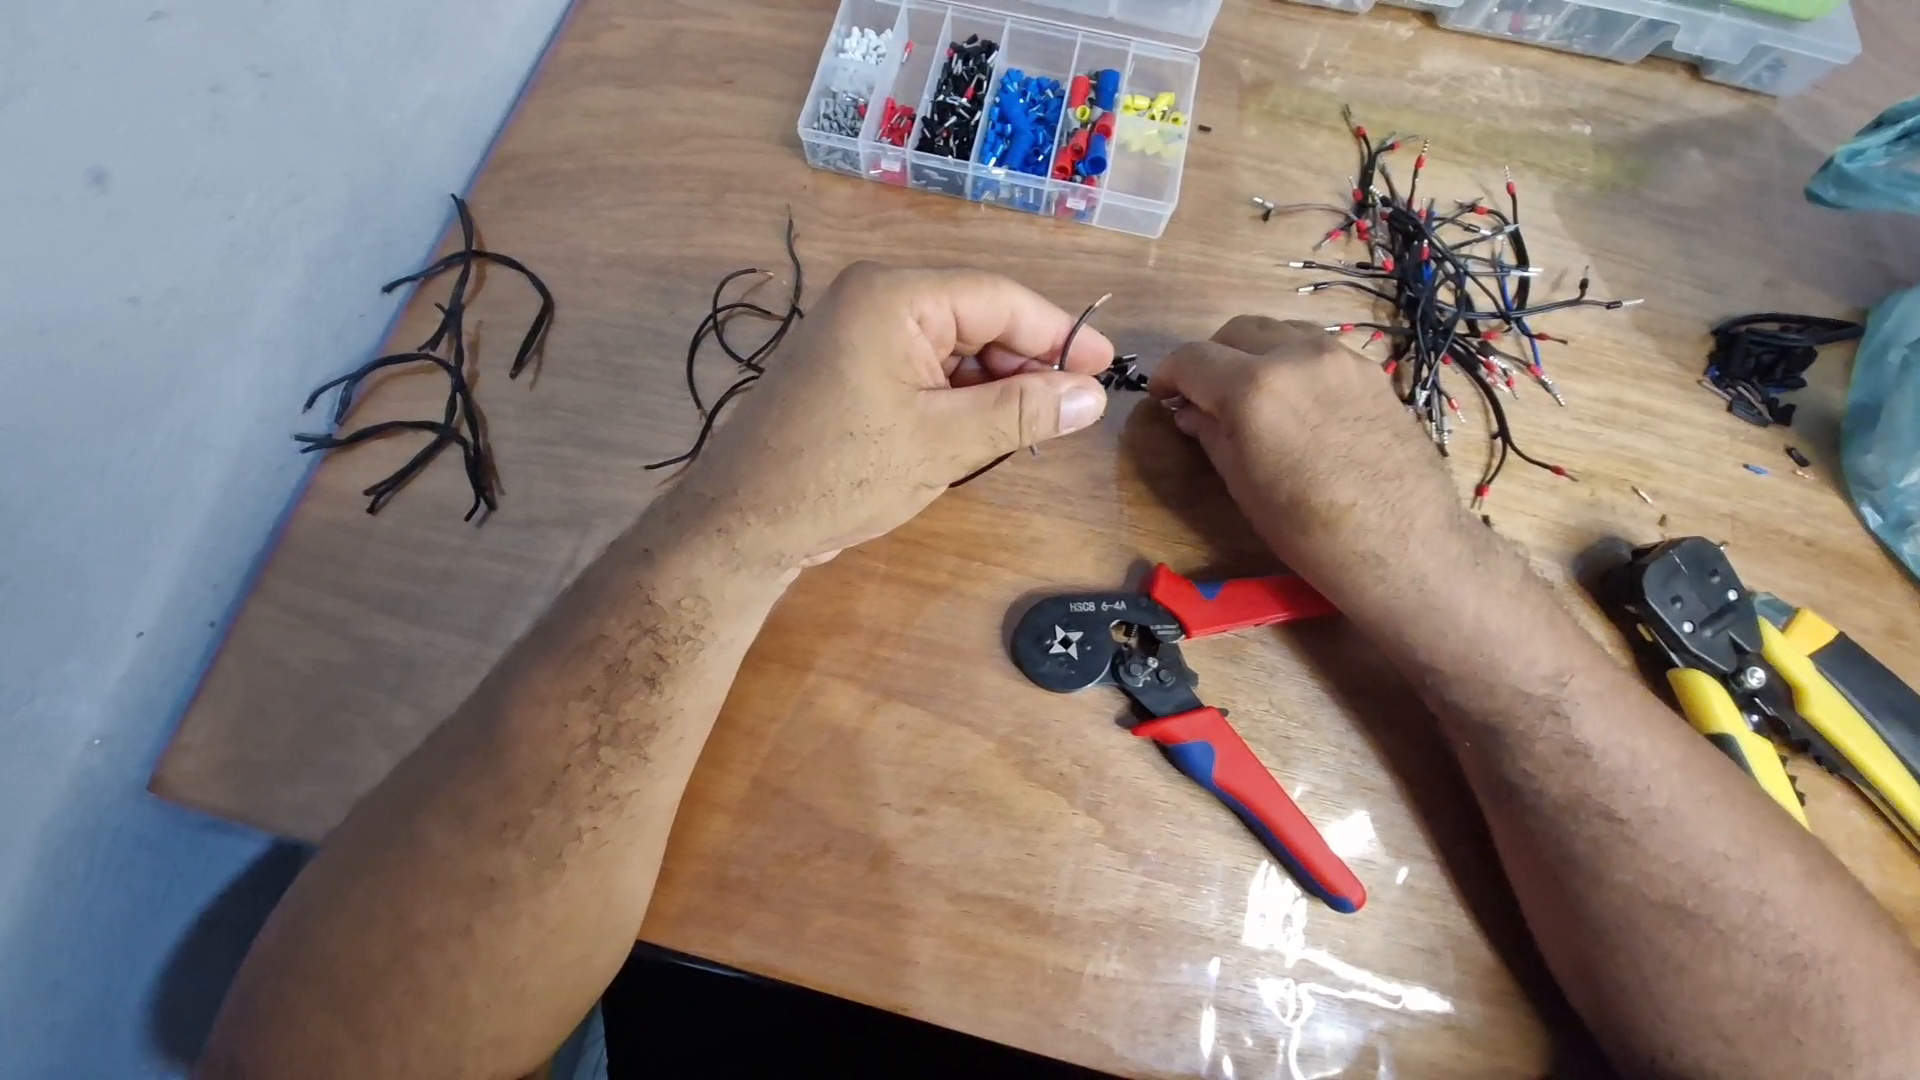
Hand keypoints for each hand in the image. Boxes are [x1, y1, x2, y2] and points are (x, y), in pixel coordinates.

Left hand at [663, 264, 1114, 567]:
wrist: (744, 522)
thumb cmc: (840, 475)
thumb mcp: (942, 444)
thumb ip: (1021, 413)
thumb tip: (1091, 397)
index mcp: (893, 297)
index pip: (998, 298)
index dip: (1056, 333)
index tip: (1101, 368)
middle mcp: (874, 300)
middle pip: (975, 319)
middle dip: (1022, 364)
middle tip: (1064, 410)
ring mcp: (858, 334)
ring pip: (950, 349)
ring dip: (990, 387)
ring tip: (1025, 428)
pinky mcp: (851, 370)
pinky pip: (921, 371)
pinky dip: (955, 399)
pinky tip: (977, 431)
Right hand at [1148, 316, 1468, 606]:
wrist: (1400, 543)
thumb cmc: (1305, 527)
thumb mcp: (1240, 482)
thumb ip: (1210, 433)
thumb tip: (1189, 411)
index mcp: (1252, 388)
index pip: (1191, 359)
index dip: (1167, 375)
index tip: (1161, 395)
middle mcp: (1294, 356)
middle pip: (1235, 331)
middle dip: (1209, 357)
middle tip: (1201, 394)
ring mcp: (1338, 357)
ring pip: (1278, 329)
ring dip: (1250, 352)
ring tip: (1246, 392)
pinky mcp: (1368, 369)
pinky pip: (1314, 346)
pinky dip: (1288, 359)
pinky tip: (1290, 398)